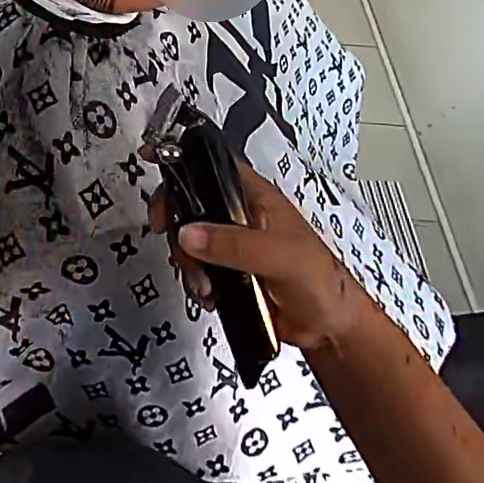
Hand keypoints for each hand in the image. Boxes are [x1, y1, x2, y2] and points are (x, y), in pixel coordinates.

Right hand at [148, 160, 372, 350]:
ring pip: (187, 239)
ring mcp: (229, 243)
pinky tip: (211, 294)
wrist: (329, 328)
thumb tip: (191, 233)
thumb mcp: (280, 255)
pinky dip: (194, 282)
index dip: (182, 157)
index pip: (211, 165)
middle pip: (188, 202)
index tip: (154, 154)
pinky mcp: (225, 271)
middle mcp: (238, 215)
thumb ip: (235, 243)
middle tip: (174, 237)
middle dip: (177, 223)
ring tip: (207, 282)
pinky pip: (193, 268)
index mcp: (254, 196)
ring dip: (187, 262)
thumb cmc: (322, 281)